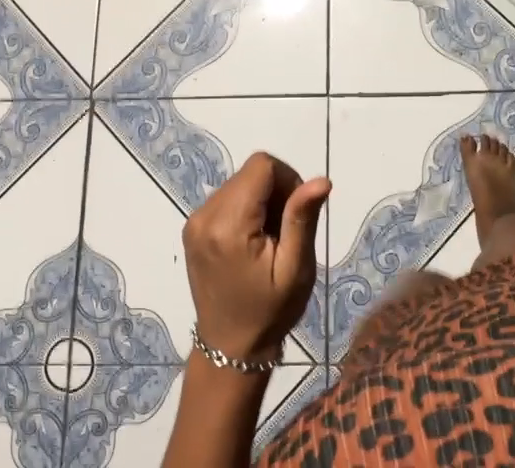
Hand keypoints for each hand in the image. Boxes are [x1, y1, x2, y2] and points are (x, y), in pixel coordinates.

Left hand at [182, 152, 330, 362]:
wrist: (230, 348)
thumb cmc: (269, 311)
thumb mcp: (294, 268)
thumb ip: (302, 218)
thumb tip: (320, 180)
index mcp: (228, 224)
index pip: (262, 166)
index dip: (288, 180)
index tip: (296, 215)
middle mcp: (204, 215)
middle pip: (251, 173)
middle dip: (276, 192)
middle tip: (285, 233)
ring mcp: (194, 221)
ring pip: (241, 182)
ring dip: (262, 200)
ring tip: (269, 240)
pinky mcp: (193, 228)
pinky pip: (228, 197)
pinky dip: (247, 209)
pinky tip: (253, 241)